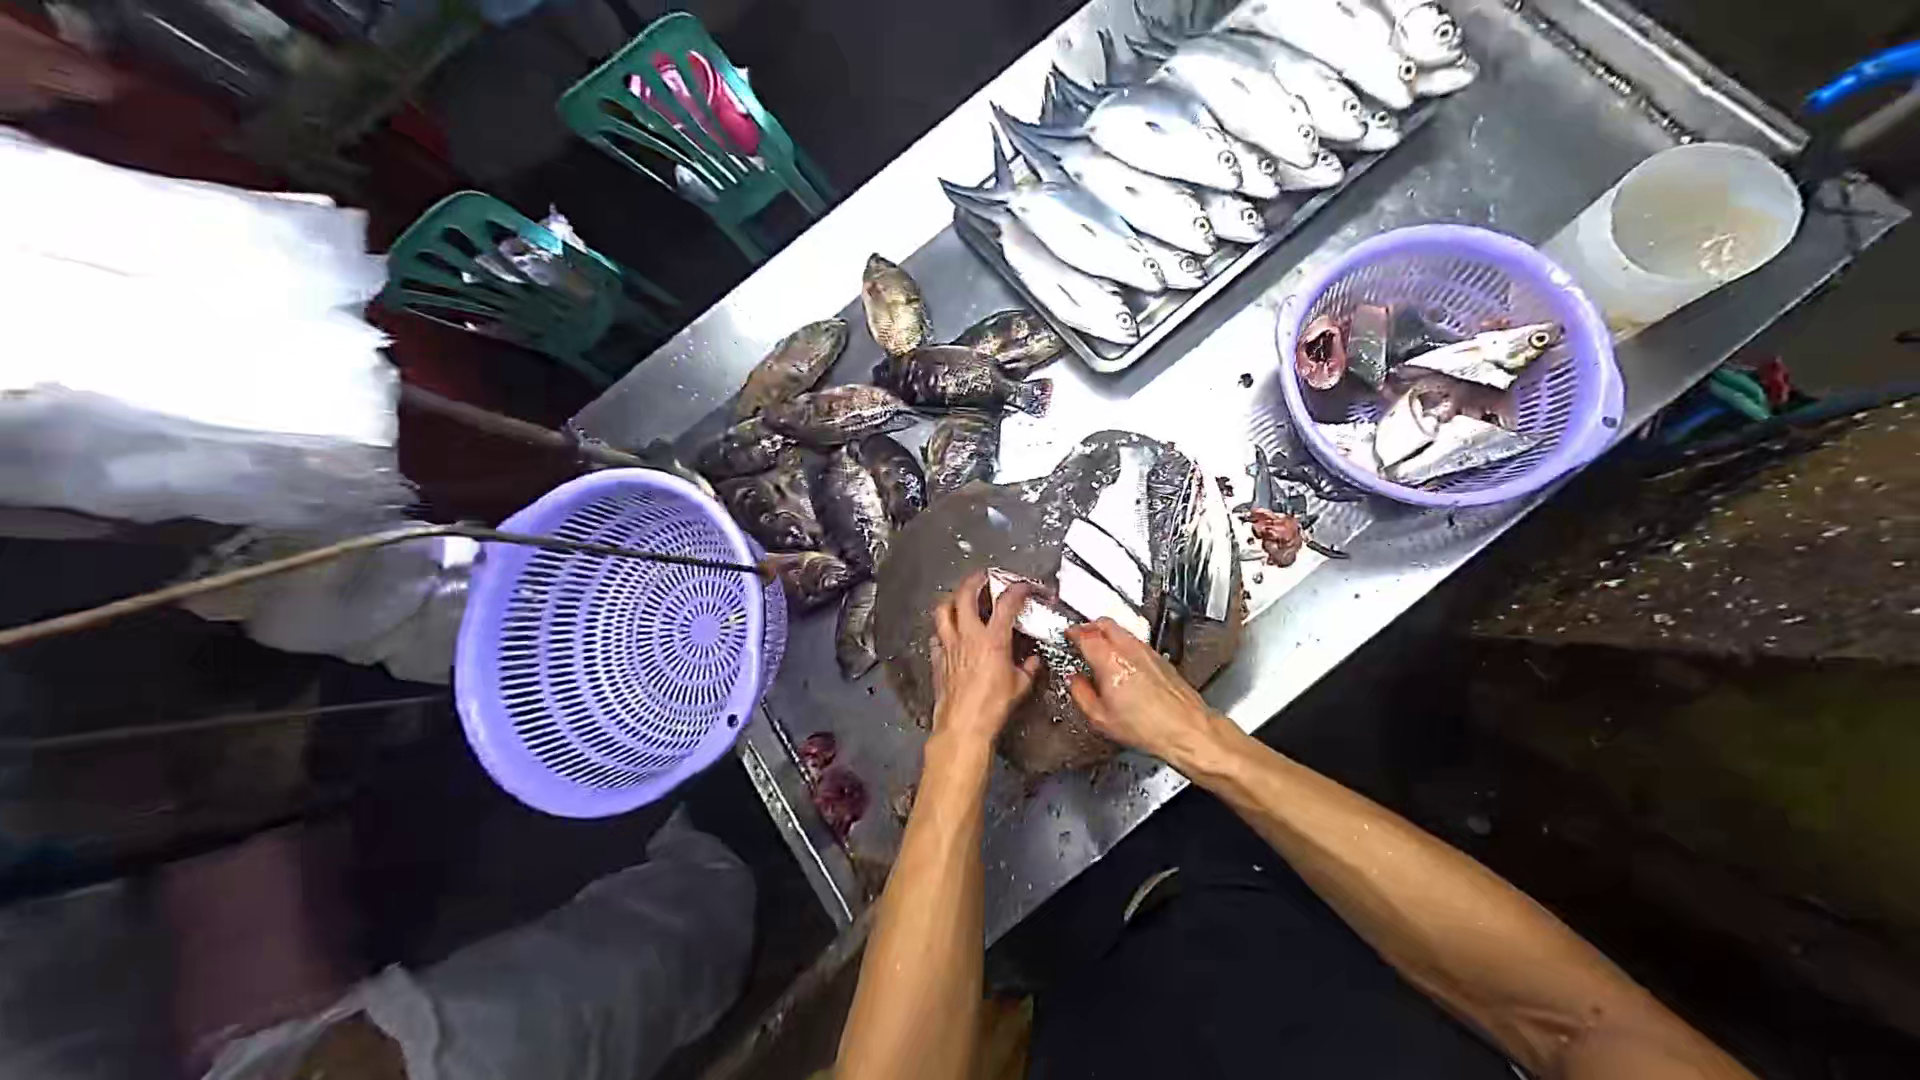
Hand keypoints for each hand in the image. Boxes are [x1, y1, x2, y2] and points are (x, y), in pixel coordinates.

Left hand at [929, 572, 1042, 748]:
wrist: (963, 725)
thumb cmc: (991, 707)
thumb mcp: (1020, 685)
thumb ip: (1028, 668)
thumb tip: (1033, 661)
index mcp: (992, 639)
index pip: (1006, 602)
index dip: (1018, 589)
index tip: (1024, 587)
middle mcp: (968, 636)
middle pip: (965, 594)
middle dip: (975, 580)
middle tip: (983, 577)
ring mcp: (949, 645)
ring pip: (943, 610)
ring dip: (952, 598)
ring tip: (960, 596)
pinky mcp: (938, 658)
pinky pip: (937, 635)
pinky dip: (943, 629)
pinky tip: (949, 632)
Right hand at [1065, 618, 1245, 776]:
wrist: (1186, 729)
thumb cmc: (1147, 727)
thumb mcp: (1099, 717)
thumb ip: (1080, 694)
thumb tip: (1074, 681)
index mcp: (1108, 660)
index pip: (1085, 634)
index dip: (1072, 632)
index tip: (1067, 635)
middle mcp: (1128, 649)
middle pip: (1104, 623)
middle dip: (1089, 627)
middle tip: (1080, 636)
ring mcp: (1146, 651)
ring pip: (1121, 630)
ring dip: (1107, 633)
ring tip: (1099, 648)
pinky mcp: (1159, 658)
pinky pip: (1135, 641)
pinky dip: (1123, 643)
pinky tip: (1121, 660)